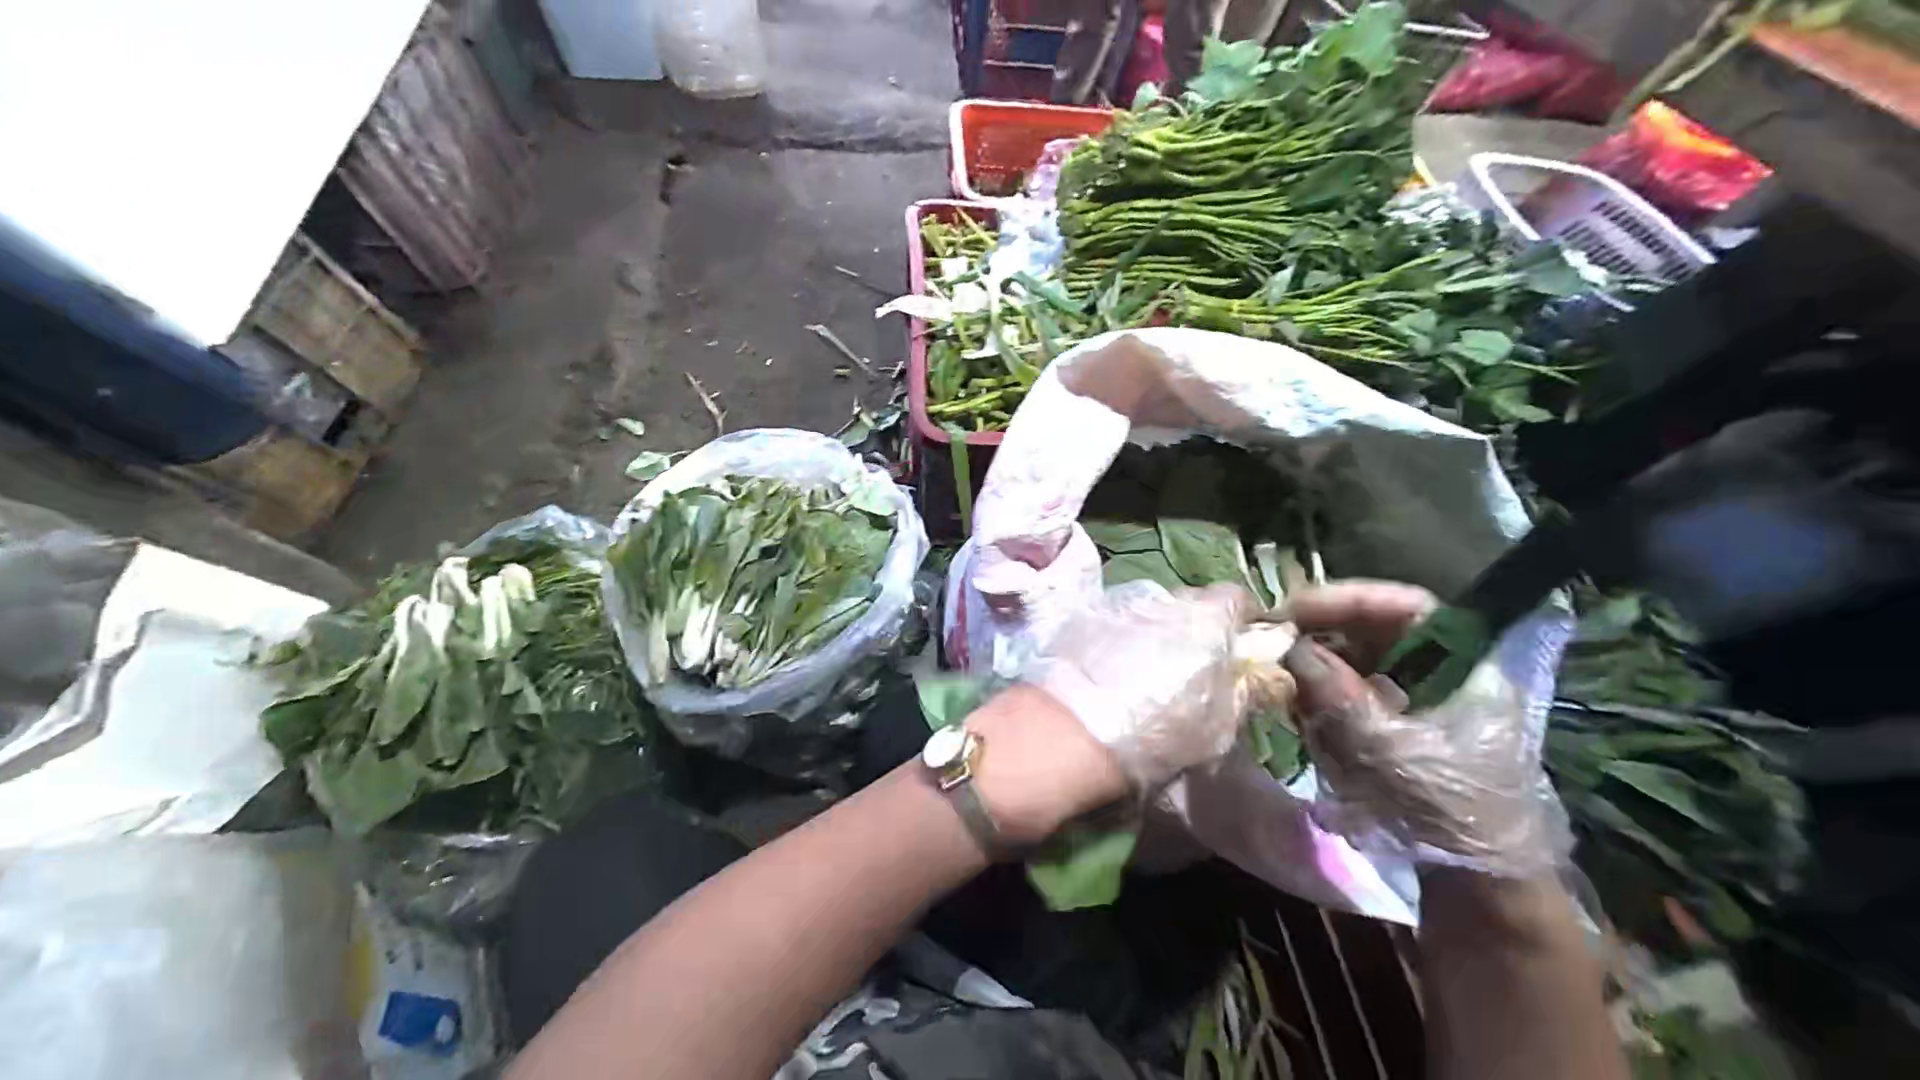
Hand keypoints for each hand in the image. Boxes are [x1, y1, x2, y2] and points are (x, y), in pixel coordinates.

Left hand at [1023, 582, 1255, 793]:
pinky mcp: (1084, 617)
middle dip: (1198, 626)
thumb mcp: (1219, 724)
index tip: (1239, 646)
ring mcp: (1120, 604)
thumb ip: (1249, 690)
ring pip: (1153, 610)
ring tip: (1148, 670)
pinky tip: (1112, 668)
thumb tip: (1270, 674)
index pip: (1237, 597)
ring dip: (1158, 631)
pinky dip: (1123, 638)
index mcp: (1207, 617)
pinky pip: (1117, 621)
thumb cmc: (1158, 733)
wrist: (1069, 733)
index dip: (1242, 620)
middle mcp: (1164, 598)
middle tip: (1193, 665)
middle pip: (1192, 602)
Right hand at [1283, 582, 1566, 876]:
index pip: (1408, 607)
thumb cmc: (1452, 811)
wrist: (1475, 880)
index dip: (1351, 598)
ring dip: (1310, 658)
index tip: (1297, 607)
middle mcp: (1435, 672)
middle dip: (1320, 627)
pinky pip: (1341, 687)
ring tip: (1273, 665)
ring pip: (1351, 655)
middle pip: (1372, 627)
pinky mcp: (1384, 720)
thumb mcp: (1394, 752)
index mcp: (1463, 670)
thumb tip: (1292, 648)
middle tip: (1271, 632)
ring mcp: (1408, 696)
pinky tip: (1287, 697)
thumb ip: (1343, 697)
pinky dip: (1312, 688)